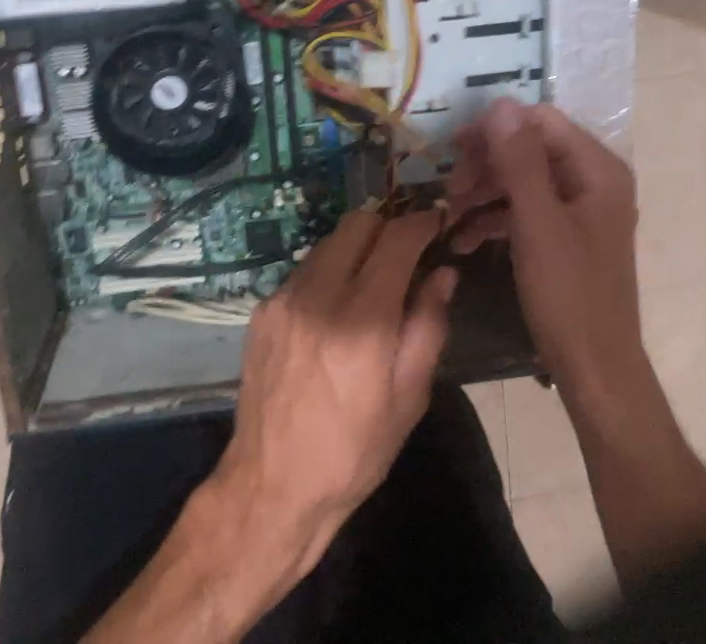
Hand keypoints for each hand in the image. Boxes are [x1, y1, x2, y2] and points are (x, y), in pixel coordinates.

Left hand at [210, 209, 457, 574]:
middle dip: (388, 228)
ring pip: (327, 242)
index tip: (437, 224)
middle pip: (357, 224)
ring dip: (356, 248)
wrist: (273, 481)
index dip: (422, 224)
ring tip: (373, 281)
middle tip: (408, 254)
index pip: (396, 241)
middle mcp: (317, 296)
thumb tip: (443, 273)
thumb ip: (428, 326)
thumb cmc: (354, 450)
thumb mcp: (409, 397)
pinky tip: (337, 306)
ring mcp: (282, 299)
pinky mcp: (261, 309)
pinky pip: (303, 269)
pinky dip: (328, 271)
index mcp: (362, 321)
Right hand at [446, 98, 645, 403]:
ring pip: (521, 181)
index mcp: (597, 170)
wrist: (595, 366)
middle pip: (528, 149)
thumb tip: (499, 103)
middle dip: (484, 165)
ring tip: (449, 217)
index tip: (451, 149)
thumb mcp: (537, 223)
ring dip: (482, 194)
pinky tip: (463, 241)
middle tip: (448, 189)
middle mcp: (592, 182)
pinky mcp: (564, 238)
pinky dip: (493, 221)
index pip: (540, 121)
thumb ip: (519, 161)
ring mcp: (579, 211)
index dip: (494, 129)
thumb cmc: (569, 293)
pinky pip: (523, 212)